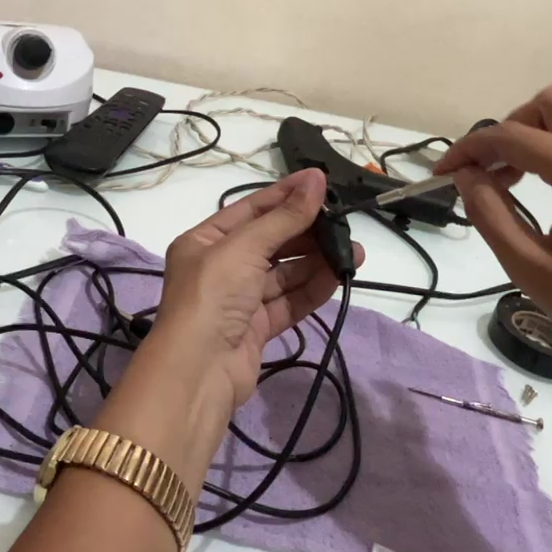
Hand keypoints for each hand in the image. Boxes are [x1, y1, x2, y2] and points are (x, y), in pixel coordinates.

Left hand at [153, 168, 359, 408]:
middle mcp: (219, 267)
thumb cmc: (213, 296)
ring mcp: (238, 299)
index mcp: (204, 241)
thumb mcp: (245, 248)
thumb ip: (285, 217)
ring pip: (283, 273)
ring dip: (316, 261)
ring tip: (354, 252)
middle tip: (344, 224)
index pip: (251, 209)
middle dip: (306, 232)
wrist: (197, 373)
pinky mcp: (256, 328)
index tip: (321, 182)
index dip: (285, 195)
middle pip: (270, 241)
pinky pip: (288, 301)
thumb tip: (316, 179)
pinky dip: (312, 289)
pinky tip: (338, 276)